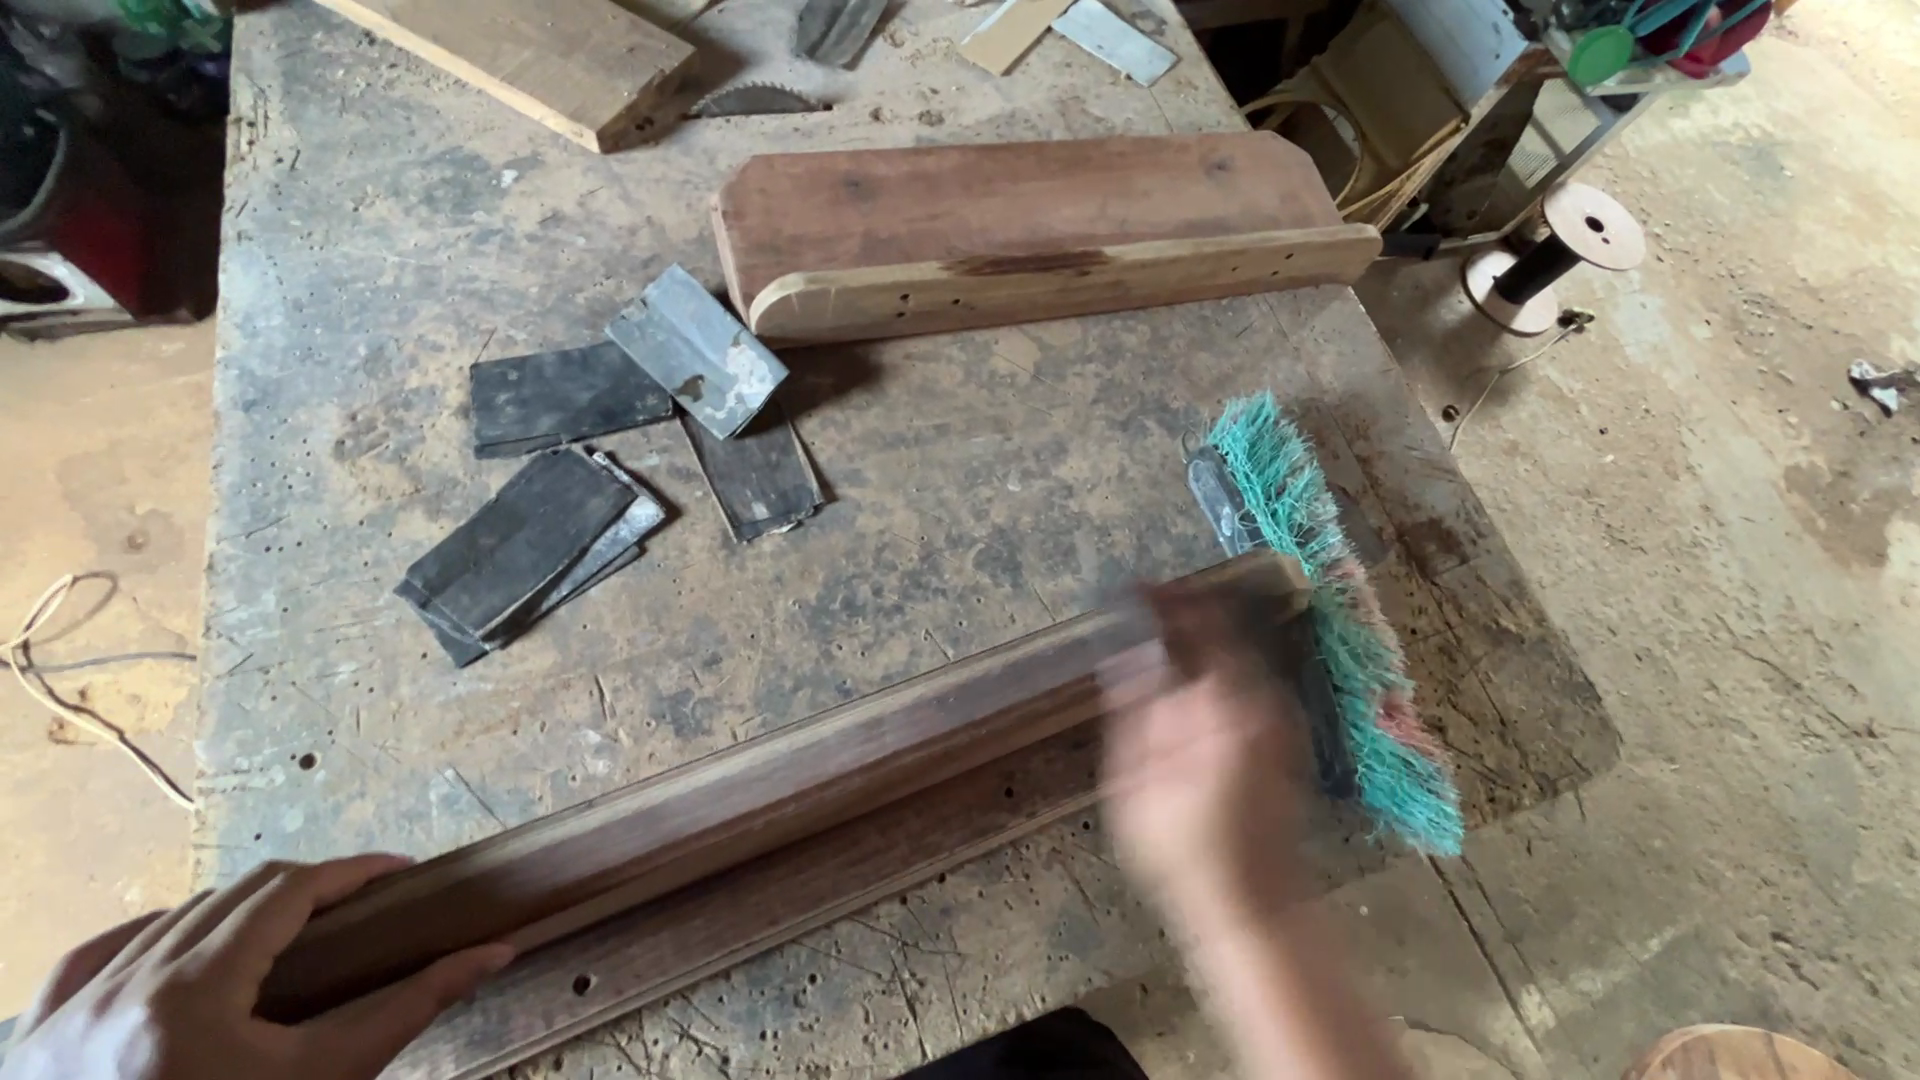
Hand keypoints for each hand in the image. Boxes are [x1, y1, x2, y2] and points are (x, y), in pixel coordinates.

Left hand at [2, 855, 513, 1079]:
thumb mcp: (332, 1077)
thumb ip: (414, 1007)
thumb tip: (498, 951)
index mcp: (191, 996)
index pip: (290, 890)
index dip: (354, 869)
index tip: (401, 871)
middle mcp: (119, 990)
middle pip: (237, 892)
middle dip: (311, 884)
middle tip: (361, 902)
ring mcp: (61, 1016)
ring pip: (174, 914)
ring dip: (243, 906)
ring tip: (291, 925)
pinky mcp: (28, 1041)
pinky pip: (92, 954)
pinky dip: (152, 932)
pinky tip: (187, 941)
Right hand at [1099, 587, 1308, 928]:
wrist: (1252, 906)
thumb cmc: (1182, 849)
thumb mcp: (1135, 780)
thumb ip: (1135, 707)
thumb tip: (1131, 651)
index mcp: (1226, 704)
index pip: (1199, 624)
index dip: (1165, 599)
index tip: (1133, 586)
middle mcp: (1264, 701)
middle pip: (1227, 632)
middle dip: (1185, 612)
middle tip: (1145, 605)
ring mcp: (1282, 721)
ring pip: (1241, 656)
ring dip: (1203, 638)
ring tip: (1162, 632)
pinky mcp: (1287, 740)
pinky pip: (1250, 681)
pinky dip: (1219, 664)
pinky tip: (1190, 677)